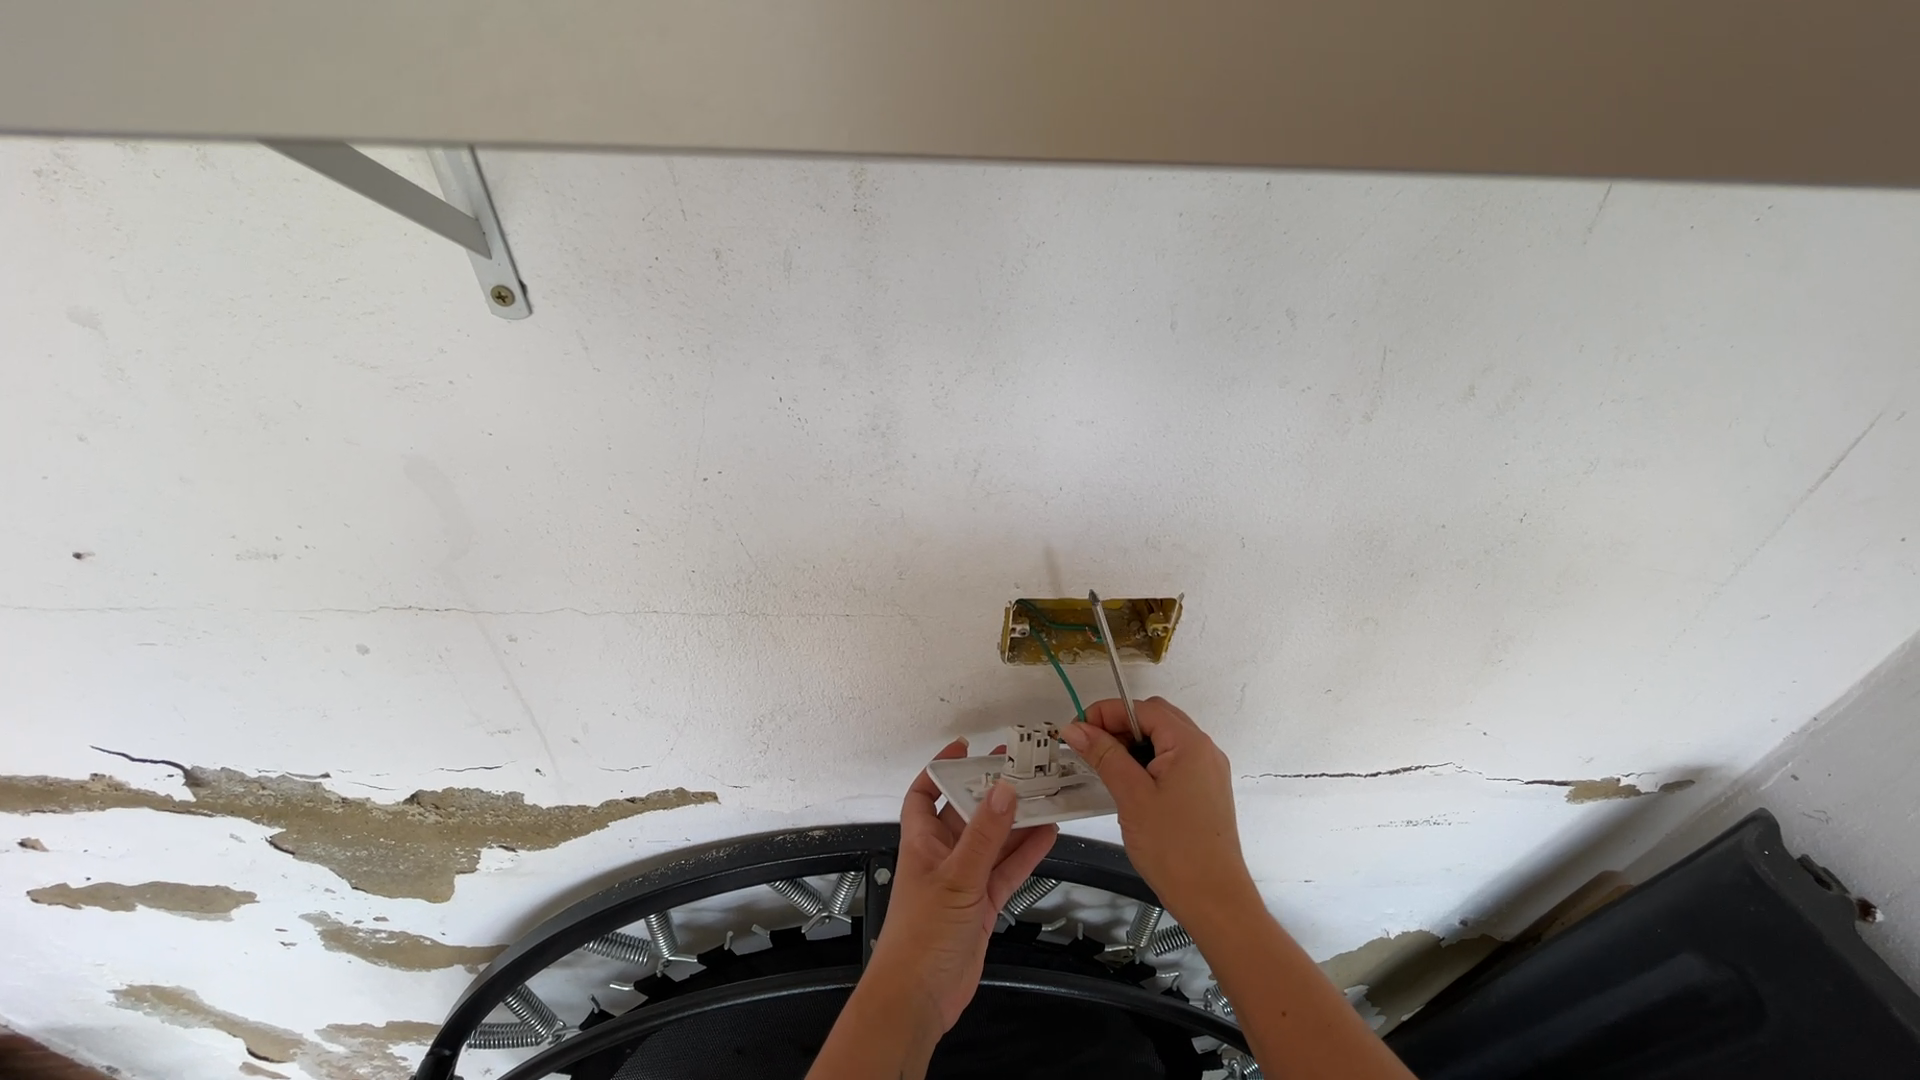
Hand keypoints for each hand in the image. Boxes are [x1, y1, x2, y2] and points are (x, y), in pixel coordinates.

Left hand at [871, 738, 1058, 1030]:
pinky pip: (1007, 869)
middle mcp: (942, 856)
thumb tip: (1003, 790)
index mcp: (922, 842)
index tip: (965, 748)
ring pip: (994, 840)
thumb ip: (984, 835)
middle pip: (968, 813)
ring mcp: (964, 880)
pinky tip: (1048, 833)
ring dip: (1016, 820)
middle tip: (1020, 766)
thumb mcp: (956, 878)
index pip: (925, 794)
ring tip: (1044, 793)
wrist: (919, 998)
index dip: (941, 769)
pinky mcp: (983, 904)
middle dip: (991, 790)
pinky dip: (1026, 852)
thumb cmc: (921, 935)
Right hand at [1058, 698, 1253, 923]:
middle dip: (1119, 726)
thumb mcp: (1131, 796)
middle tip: (1090, 746)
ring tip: (1105, 766)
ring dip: (1132, 745)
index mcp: (1190, 744)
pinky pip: (1173, 761)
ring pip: (1163, 740)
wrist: (1213, 898)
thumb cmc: (1175, 849)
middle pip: (1155, 718)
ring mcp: (1207, 771)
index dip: (1107, 713)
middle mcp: (1203, 751)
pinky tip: (1127, 783)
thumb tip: (1077, 729)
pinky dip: (1147, 762)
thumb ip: (1103, 755)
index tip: (1079, 729)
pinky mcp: (1204, 791)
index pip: (1142, 709)